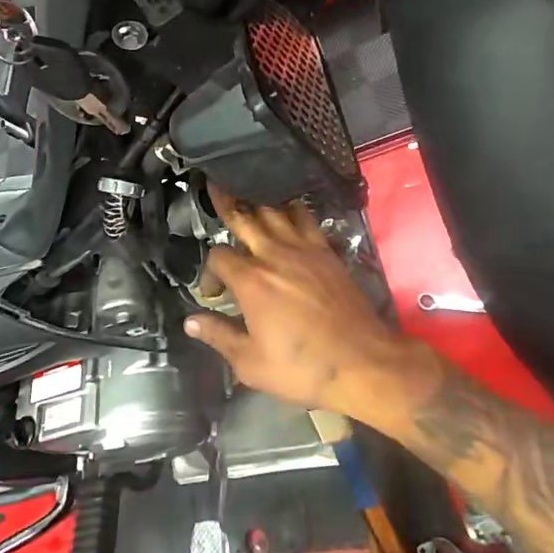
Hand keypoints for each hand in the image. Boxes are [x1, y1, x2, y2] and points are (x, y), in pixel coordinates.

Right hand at [182, 187, 434, 421]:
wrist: (362, 362)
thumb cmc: (302, 368)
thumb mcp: (251, 363)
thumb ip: (220, 336)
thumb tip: (191, 322)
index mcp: (252, 281)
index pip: (219, 257)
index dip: (209, 272)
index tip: (212, 294)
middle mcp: (275, 256)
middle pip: (245, 218)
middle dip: (226, 202)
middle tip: (214, 184)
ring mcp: (305, 250)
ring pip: (276, 212)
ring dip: (259, 204)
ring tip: (249, 195)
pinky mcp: (328, 252)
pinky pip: (307, 220)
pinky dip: (294, 210)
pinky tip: (290, 209)